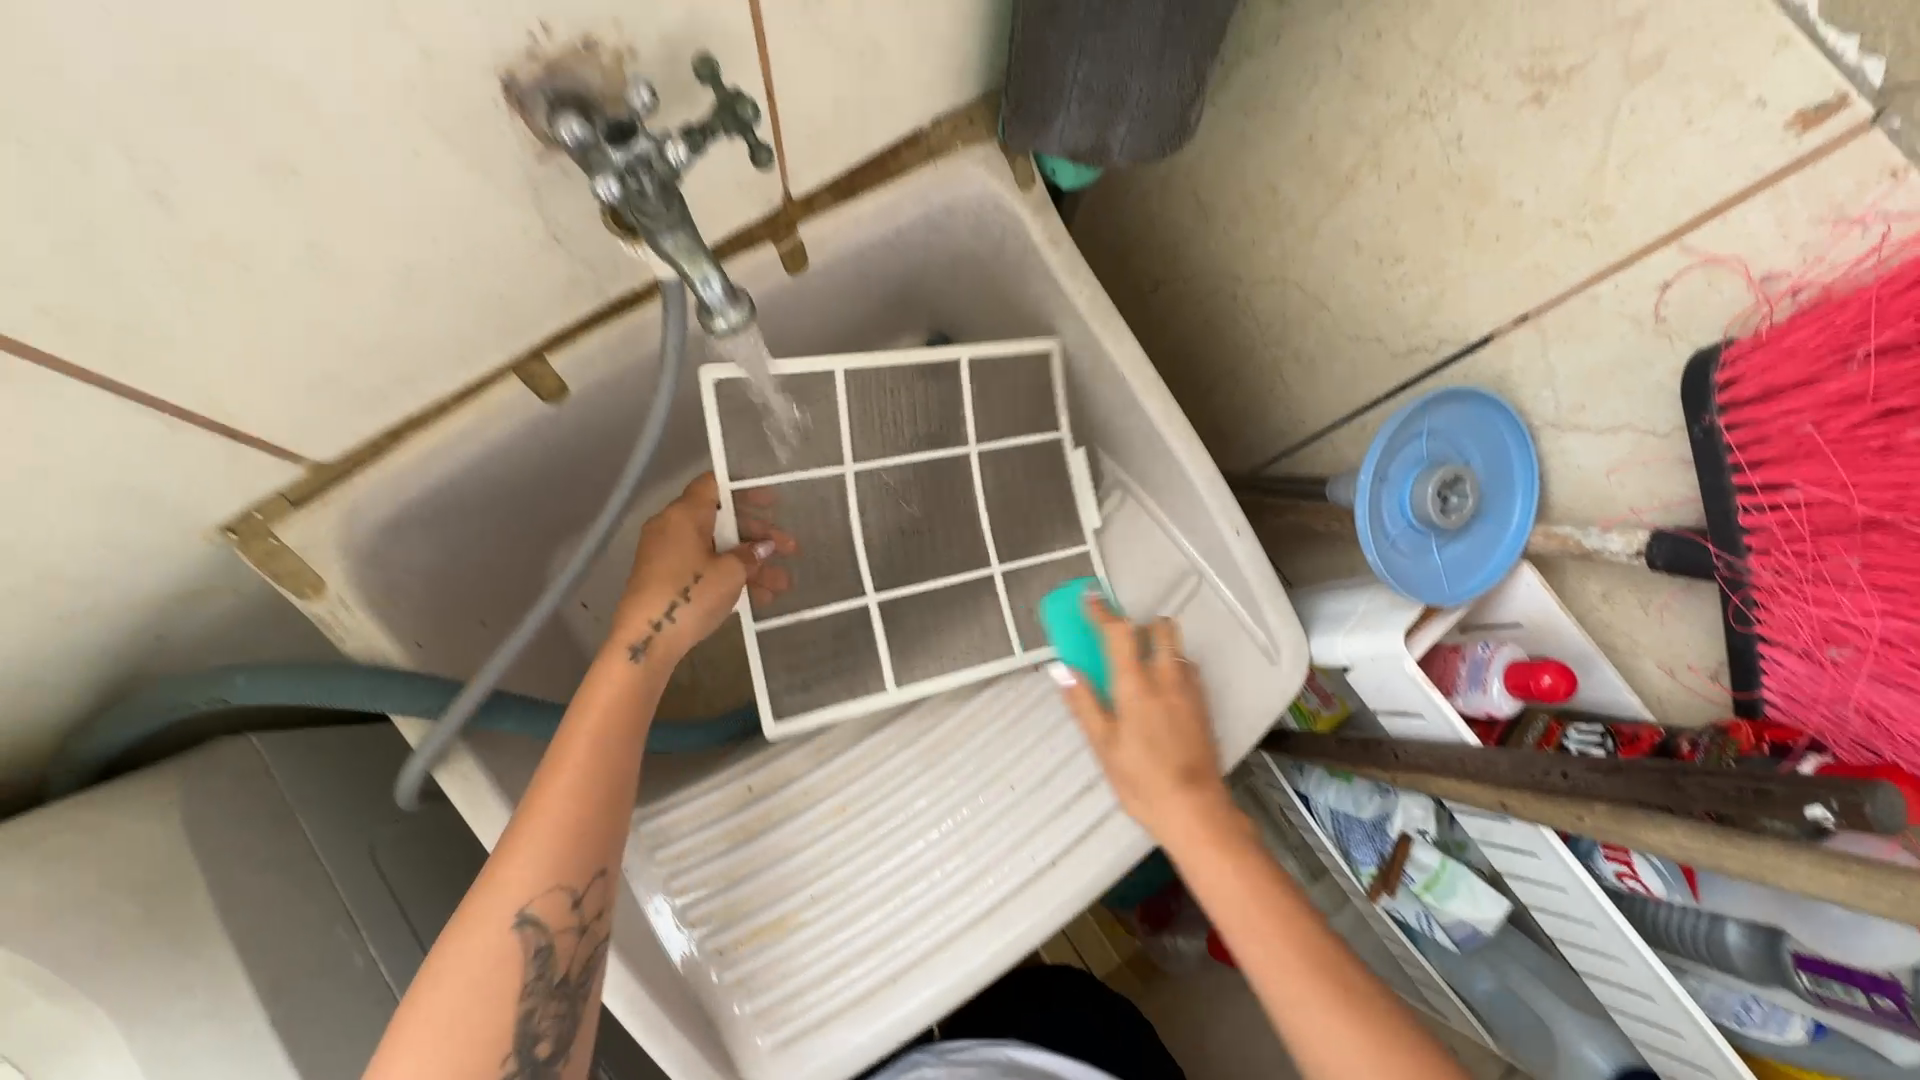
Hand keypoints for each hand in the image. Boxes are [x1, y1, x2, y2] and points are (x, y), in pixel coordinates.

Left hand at [608, 472, 793, 668]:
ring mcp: (669, 555)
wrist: (646, 639)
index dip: (746, 490)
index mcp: (684, 514)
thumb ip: (751, 555)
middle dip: (759, 537)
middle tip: (789, 550)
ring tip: (783, 585)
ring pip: (718, 550)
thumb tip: (763, 548)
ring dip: (751, 565)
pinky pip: (706, 568)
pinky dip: (731, 577)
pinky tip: (761, 598)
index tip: (773, 503)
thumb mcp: (730, 573)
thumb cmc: (690, 594)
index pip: (714, 485)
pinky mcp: (668, 579)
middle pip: (722, 521)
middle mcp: (673, 528)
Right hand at [1050, 591, 1232, 839]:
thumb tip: (1063, 671)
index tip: (1090, 599)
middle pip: (1160, 628)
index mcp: (1136, 685)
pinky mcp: (1205, 705)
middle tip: (1121, 639)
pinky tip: (1162, 693)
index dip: (1103, 612)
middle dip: (1141, 624)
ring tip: (1140, 668)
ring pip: (1177, 648)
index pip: (1119, 632)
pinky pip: (1188, 670)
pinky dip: (1173, 667)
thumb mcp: (1103, 745)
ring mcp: (1191, 690)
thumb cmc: (1141, 780)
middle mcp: (1167, 677)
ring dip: (1159, 645)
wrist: (1196, 809)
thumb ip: (1084, 703)